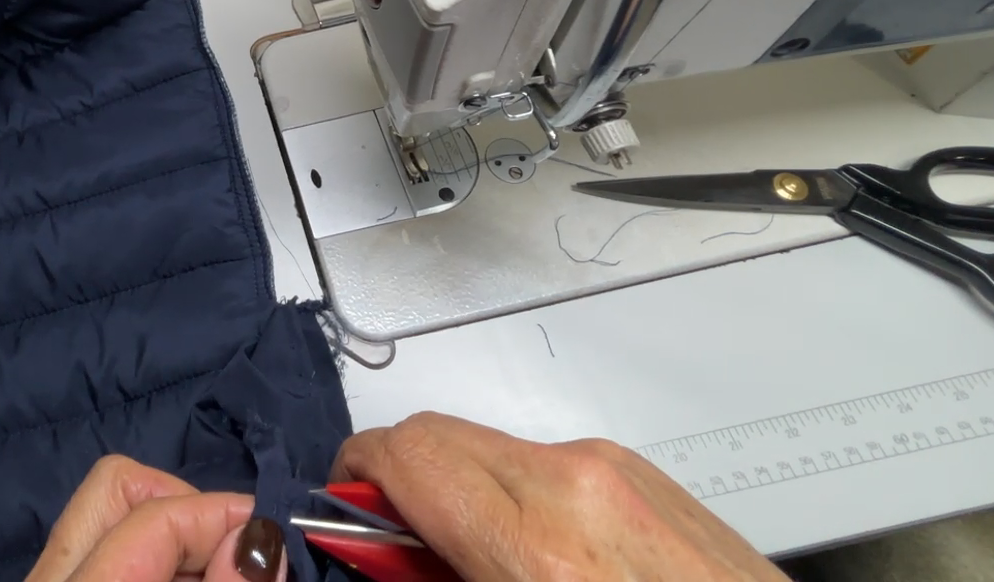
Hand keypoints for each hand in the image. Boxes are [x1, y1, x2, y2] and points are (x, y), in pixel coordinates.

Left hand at [25, 455, 287, 581]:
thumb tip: (260, 543)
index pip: (150, 513)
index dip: (220, 515)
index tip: (275, 538)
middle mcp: (47, 575)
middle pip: (115, 484)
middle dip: (184, 504)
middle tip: (233, 552)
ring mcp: (45, 579)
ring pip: (104, 510)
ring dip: (170, 528)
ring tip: (214, 567)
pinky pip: (100, 549)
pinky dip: (150, 557)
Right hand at [333, 413, 784, 581]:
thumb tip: (377, 548)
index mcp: (539, 550)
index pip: (405, 453)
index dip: (358, 473)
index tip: (348, 508)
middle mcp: (572, 482)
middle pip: (434, 435)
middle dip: (403, 482)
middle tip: (407, 549)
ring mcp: (615, 467)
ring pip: (484, 445)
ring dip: (461, 488)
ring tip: (489, 558)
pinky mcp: (645, 468)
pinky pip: (542, 458)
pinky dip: (515, 491)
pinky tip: (548, 553)